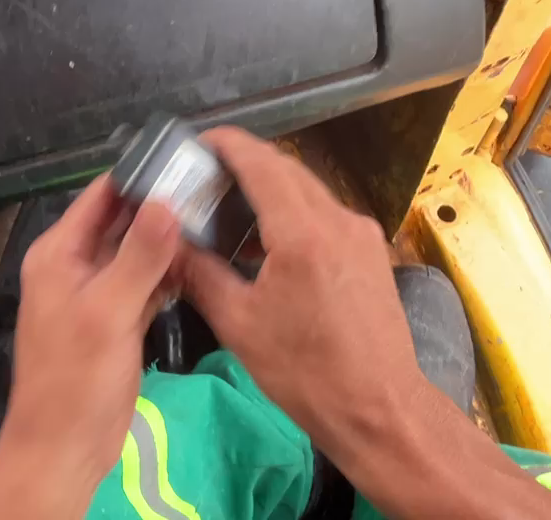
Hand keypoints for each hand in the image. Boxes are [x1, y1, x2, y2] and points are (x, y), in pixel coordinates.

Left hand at [0, 176, 180, 518]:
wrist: (64, 451)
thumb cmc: (76, 378)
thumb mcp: (108, 311)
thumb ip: (139, 255)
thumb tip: (169, 200)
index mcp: (60, 251)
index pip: (101, 195)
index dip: (139, 175)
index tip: (184, 162)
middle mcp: (76, 263)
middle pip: (122, 220)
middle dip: (160, 206)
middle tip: (209, 188)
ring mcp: (98, 291)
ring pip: (136, 251)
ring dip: (167, 240)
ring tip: (213, 218)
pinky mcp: (117, 316)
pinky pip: (144, 281)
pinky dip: (167, 273)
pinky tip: (200, 264)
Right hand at [173, 127, 430, 459]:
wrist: (381, 409)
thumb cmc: (306, 372)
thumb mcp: (240, 326)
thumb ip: (201, 274)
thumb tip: (169, 245)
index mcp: (302, 233)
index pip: (261, 163)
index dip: (228, 144)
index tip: (199, 140)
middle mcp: (336, 218)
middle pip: (285, 167)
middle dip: (245, 160)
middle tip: (206, 172)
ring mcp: (359, 231)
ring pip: (307, 187)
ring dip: (270, 184)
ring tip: (232, 203)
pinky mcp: (370, 248)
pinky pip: (324, 210)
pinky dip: (293, 208)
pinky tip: (271, 238)